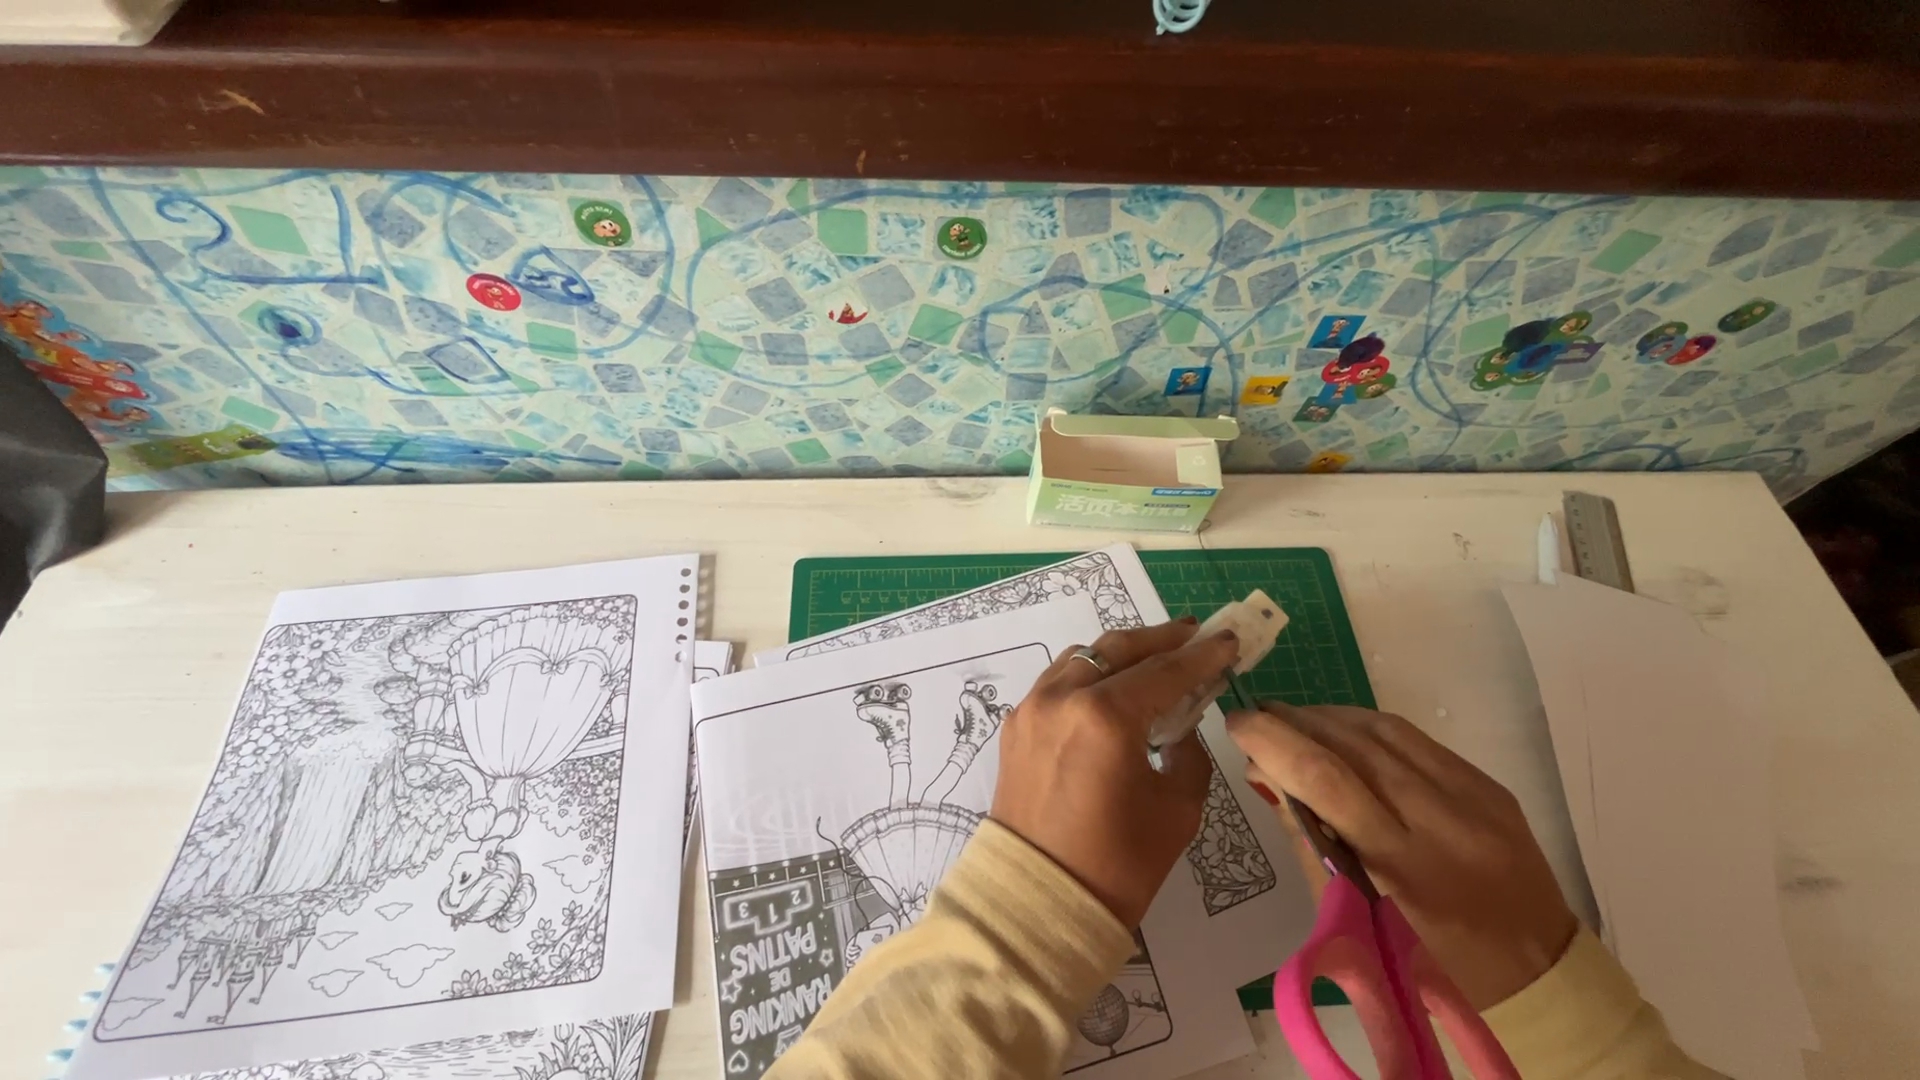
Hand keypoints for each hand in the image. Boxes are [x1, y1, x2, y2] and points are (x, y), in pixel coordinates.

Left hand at [990, 619, 1236, 927]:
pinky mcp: (1016, 724)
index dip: (1202, 655)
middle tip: (1194, 634)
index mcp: (1104, 717)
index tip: (1229, 639)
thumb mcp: (1177, 807)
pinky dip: (1089, 674)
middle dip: (1161, 639)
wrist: (1039, 902)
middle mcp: (1062, 698)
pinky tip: (1112, 687)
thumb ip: (1188, 749)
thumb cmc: (1118, 864)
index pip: (1164, 672)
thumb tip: (1181, 720)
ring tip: (1156, 657)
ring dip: (1121, 652)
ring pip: (1083, 658)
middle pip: (1118, 648)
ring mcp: (1032, 707)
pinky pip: (1058, 681)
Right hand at [1225, 703, 1577, 1009]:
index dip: (1274, 741)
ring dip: (1326, 717)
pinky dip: (1365, 726)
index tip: (1237, 724)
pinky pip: (1415, 738)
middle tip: (1254, 717)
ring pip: (1382, 730)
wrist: (1542, 974)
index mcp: (1405, 867)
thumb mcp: (1353, 913)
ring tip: (1290, 719)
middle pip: (1352, 745)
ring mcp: (1473, 797)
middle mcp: (1444, 821)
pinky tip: (1339, 729)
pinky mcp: (1488, 785)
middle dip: (1293, 722)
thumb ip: (1308, 838)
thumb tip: (1264, 774)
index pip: (1326, 780)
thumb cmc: (1430, 964)